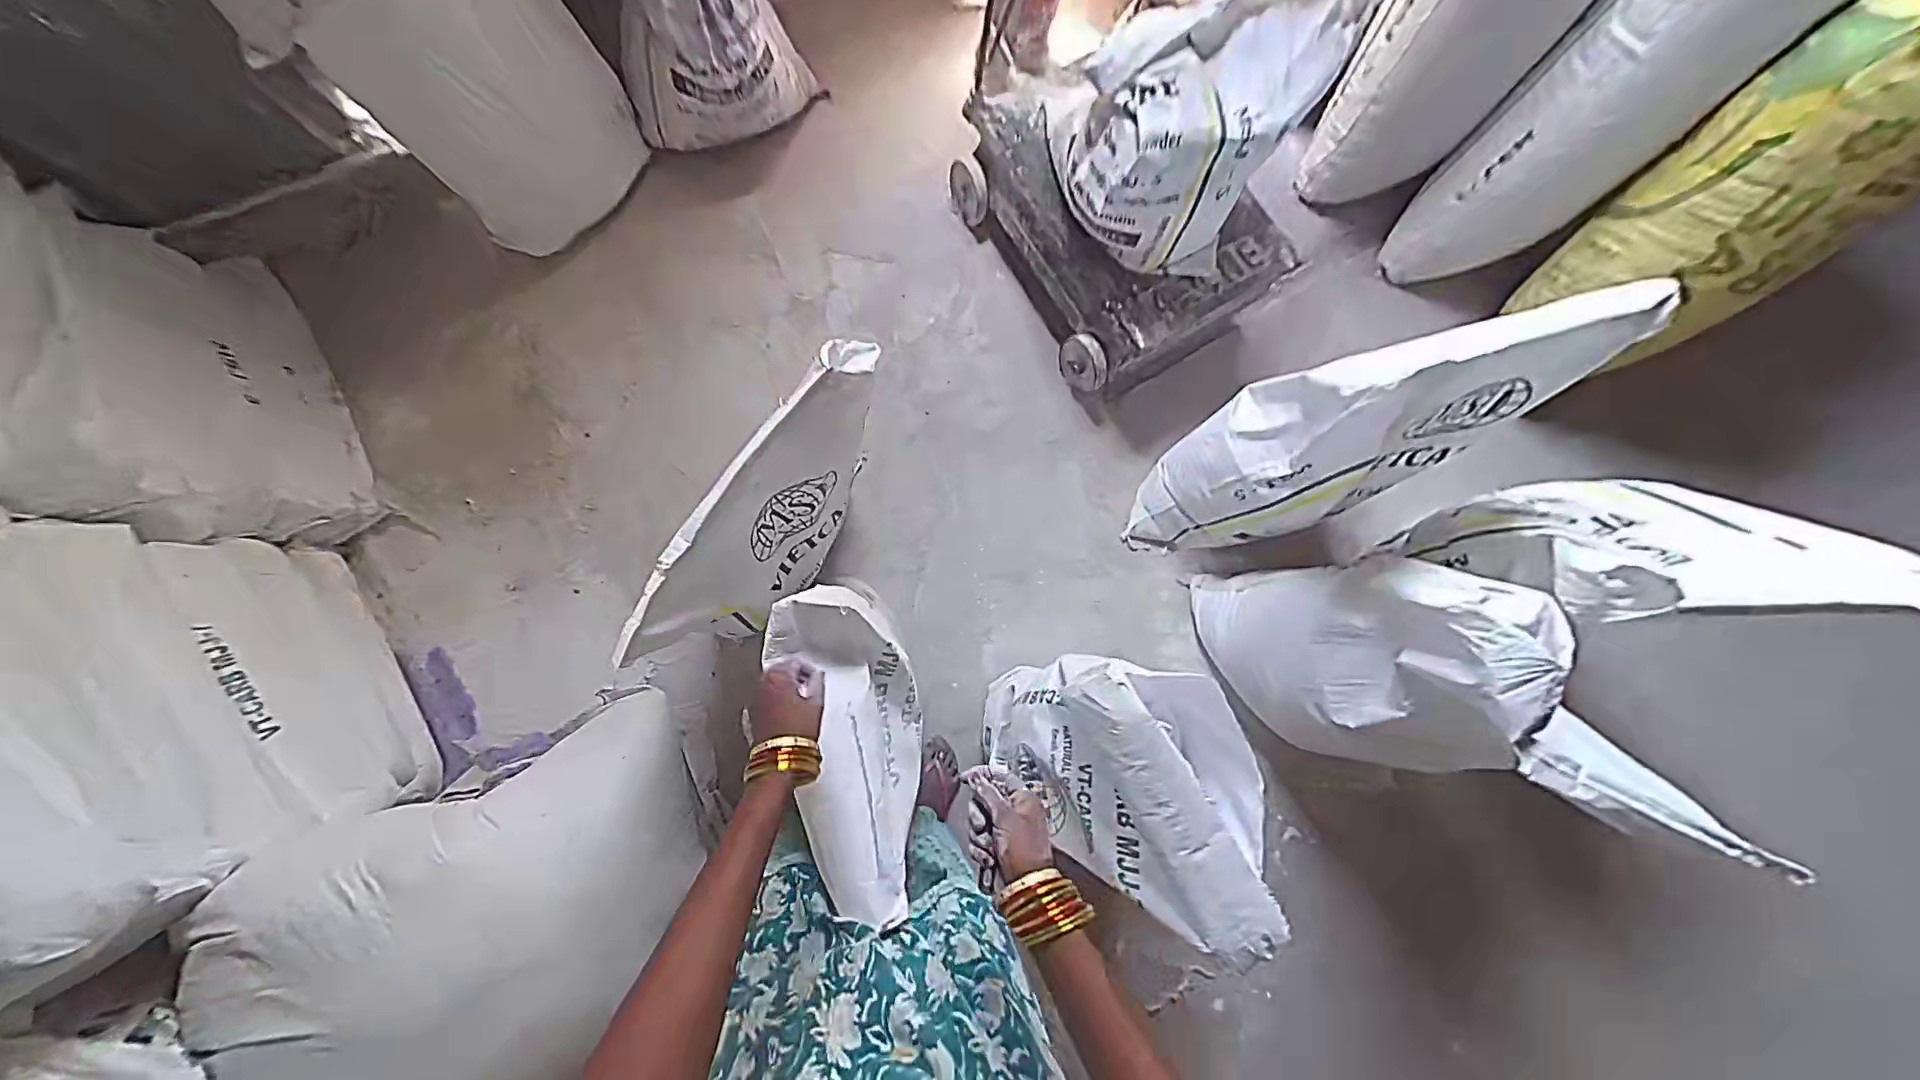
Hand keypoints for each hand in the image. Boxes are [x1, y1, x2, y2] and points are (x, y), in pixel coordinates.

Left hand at [749, 660, 822, 743]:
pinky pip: (765, 698)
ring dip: (783, 686)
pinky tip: (786, 708)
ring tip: (798, 696)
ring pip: (770, 684)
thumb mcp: (816, 703)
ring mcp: (756, 699)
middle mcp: (763, 685)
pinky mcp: (753, 714)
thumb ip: (817, 684)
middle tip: (807, 682)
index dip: (807, 667)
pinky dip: (774, 698)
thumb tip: (816, 678)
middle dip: (793, 674)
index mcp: (778, 677)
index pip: (794, 661)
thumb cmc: (797, 732)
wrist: (780, 757)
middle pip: (779, 670)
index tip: (814, 675)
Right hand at [973, 773, 1052, 879]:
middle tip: (983, 826)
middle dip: (978, 816)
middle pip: (983, 800)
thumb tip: (975, 777)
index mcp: (1023, 799)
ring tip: (989, 848)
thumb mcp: (1005, 816)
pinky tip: (988, 860)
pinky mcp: (995, 847)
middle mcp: (1013, 811)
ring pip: (977, 822)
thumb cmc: (1022, 849)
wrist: (1024, 887)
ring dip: (979, 836)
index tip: (966, 778)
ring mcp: (1003, 830)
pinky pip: (978, 840)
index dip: (983, 774)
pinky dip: (980, 850)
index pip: (1000, 776)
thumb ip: (987, 793)